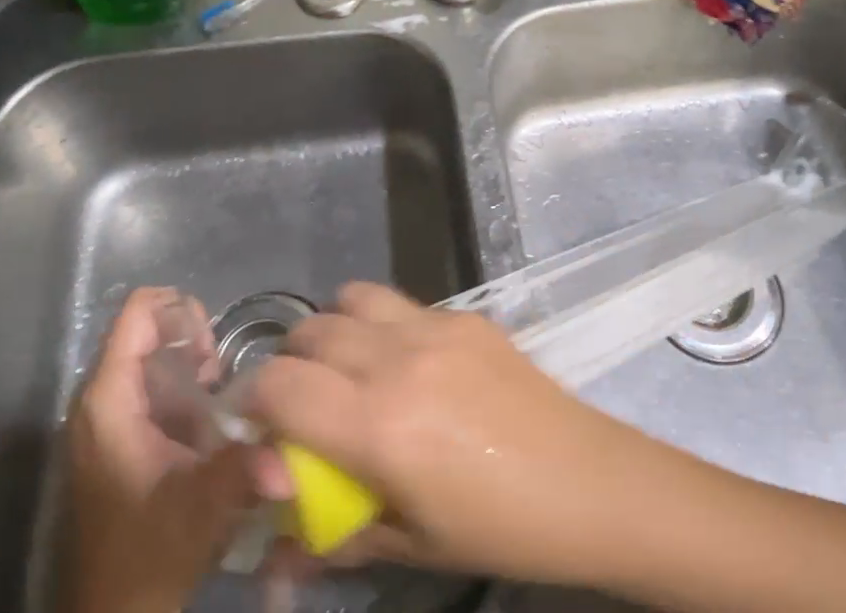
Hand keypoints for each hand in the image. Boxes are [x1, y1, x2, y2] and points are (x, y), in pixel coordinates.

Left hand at [68, 288, 259, 612]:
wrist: (118, 607)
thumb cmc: (150, 549)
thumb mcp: (202, 506)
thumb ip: (244, 471)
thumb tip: (291, 462)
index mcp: (109, 400)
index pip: (135, 315)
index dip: (178, 310)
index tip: (215, 347)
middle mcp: (100, 399)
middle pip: (144, 331)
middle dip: (190, 339)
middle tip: (224, 374)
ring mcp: (107, 419)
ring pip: (149, 359)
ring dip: (189, 364)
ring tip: (222, 393)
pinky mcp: (119, 438)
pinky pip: (151, 388)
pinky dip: (182, 388)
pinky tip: (211, 418)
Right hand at [247, 282, 665, 585]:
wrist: (594, 486)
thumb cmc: (500, 530)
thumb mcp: (409, 544)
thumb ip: (331, 534)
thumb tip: (271, 547)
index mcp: (378, 425)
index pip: (276, 384)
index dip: (252, 402)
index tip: (259, 426)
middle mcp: (398, 361)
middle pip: (307, 333)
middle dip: (290, 367)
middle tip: (307, 406)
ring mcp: (437, 329)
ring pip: (349, 298)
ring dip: (333, 331)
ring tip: (350, 371)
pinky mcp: (469, 317)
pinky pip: (400, 302)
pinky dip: (381, 324)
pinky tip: (408, 365)